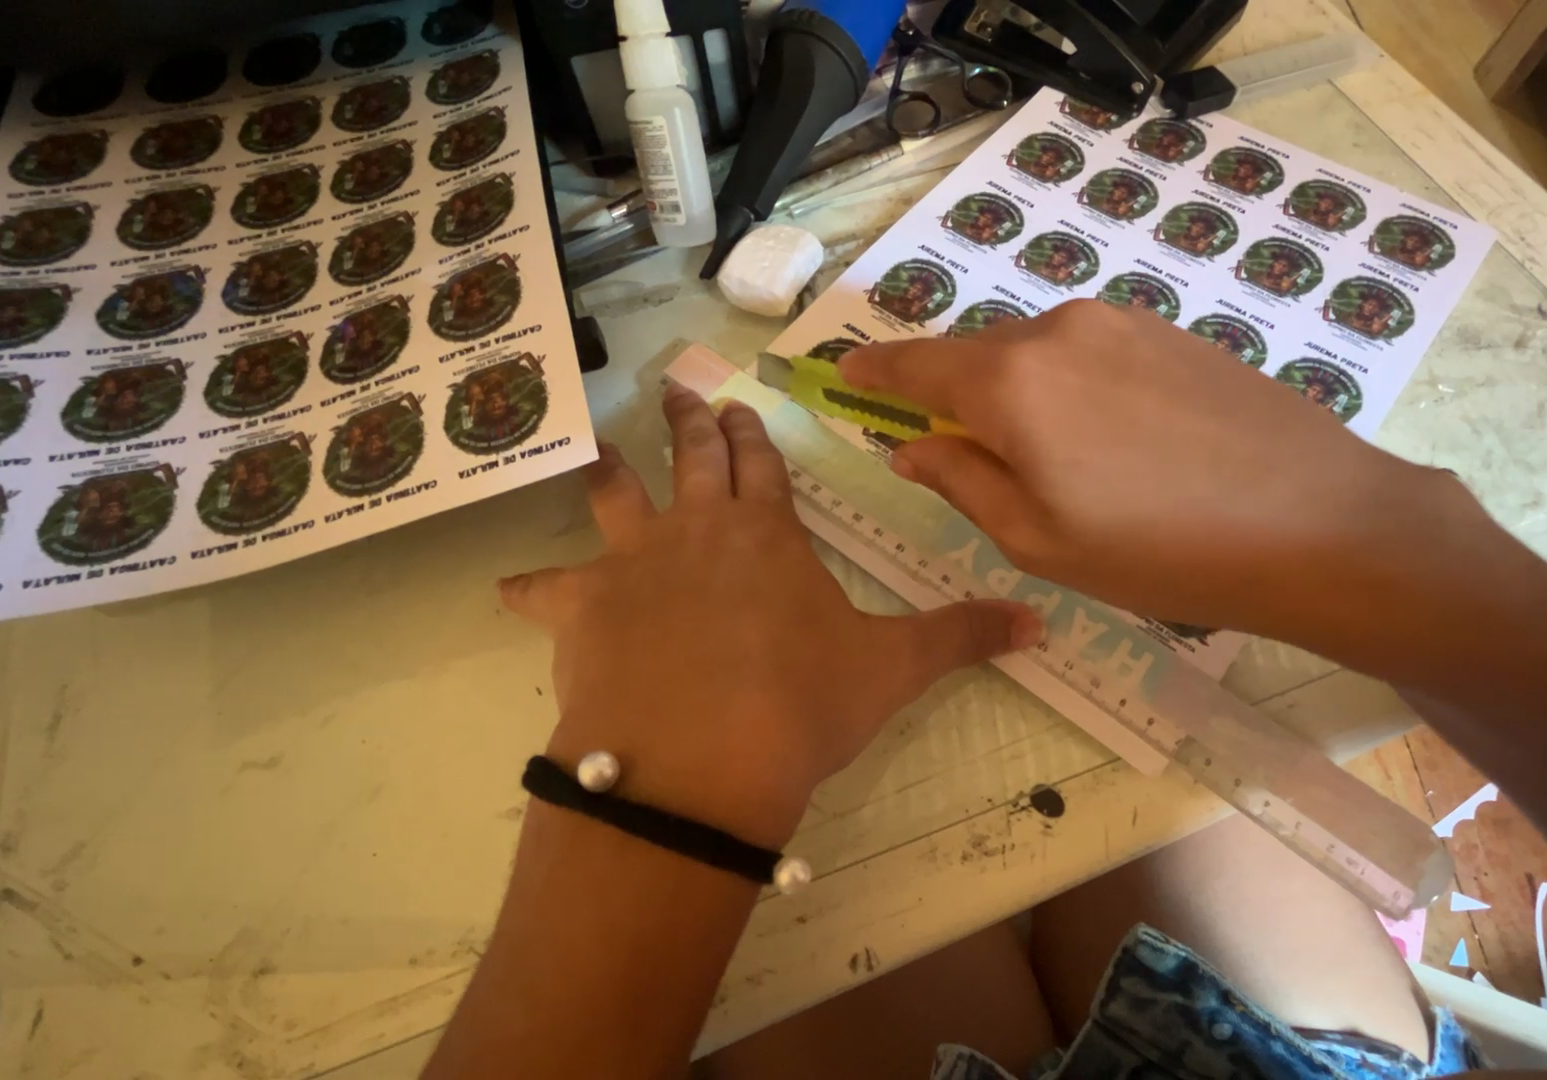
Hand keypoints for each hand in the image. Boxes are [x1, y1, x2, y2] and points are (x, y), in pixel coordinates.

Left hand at [499, 384, 1041, 847]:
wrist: (704, 762)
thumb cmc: (802, 705)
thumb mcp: (893, 670)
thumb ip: (963, 638)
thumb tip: (1042, 623)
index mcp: (767, 535)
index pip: (763, 468)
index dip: (757, 438)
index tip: (745, 409)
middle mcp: (698, 532)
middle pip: (694, 461)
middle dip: (693, 425)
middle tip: (683, 392)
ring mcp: (634, 565)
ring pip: (616, 498)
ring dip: (610, 471)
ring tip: (596, 446)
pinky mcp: (583, 611)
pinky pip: (546, 591)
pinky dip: (529, 589)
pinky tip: (504, 589)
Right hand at [839, 300, 1481, 655]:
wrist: (1319, 524)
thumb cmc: (1157, 550)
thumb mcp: (1036, 538)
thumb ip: (961, 479)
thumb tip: (911, 446)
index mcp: (1011, 382)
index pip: (916, 366)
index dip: (874, 371)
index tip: (844, 373)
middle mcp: (1057, 330)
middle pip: (974, 355)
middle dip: (949, 393)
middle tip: (950, 446)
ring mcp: (1118, 322)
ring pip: (1031, 352)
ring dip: (1011, 393)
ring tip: (1040, 458)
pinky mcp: (1167, 331)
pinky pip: (1083, 350)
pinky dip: (1062, 384)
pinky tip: (1100, 437)